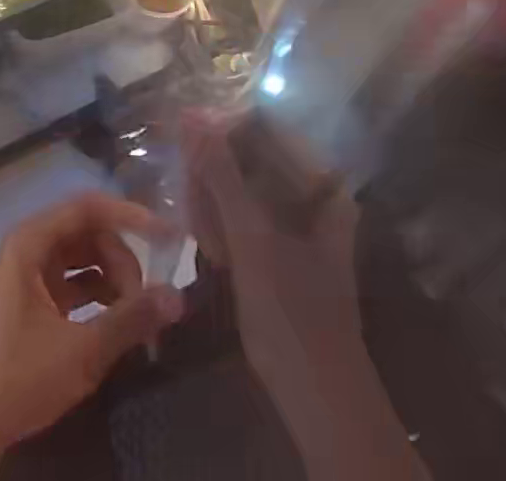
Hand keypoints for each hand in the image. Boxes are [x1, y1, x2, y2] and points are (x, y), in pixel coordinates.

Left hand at [0, 193, 184, 478]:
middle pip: (87, 232)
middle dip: (122, 258)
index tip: (168, 235)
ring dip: (114, 277)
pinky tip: (121, 320)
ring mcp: (29, 273)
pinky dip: (100, 293)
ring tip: (137, 314)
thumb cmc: (20, 376)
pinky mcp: (34, 298)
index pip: (86, 208)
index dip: (129, 215)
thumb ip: (131, 318)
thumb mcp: (82, 350)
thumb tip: (178, 296)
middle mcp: (27, 248)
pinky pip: (75, 280)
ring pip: (83, 257)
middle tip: (146, 300)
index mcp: (29, 242)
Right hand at [181, 109, 426, 480]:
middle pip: (249, 155)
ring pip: (237, 185)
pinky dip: (219, 224)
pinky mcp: (276, 244)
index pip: (265, 126)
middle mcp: (311, 194)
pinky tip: (211, 249)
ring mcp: (293, 220)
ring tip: (205, 235)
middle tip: (192, 201)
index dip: (222, 128)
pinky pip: (238, 214)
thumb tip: (193, 114)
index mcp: (321, 184)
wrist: (314, 390)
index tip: (184, 141)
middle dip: (213, 173)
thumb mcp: (251, 233)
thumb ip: (221, 171)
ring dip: (212, 202)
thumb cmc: (289, 307)